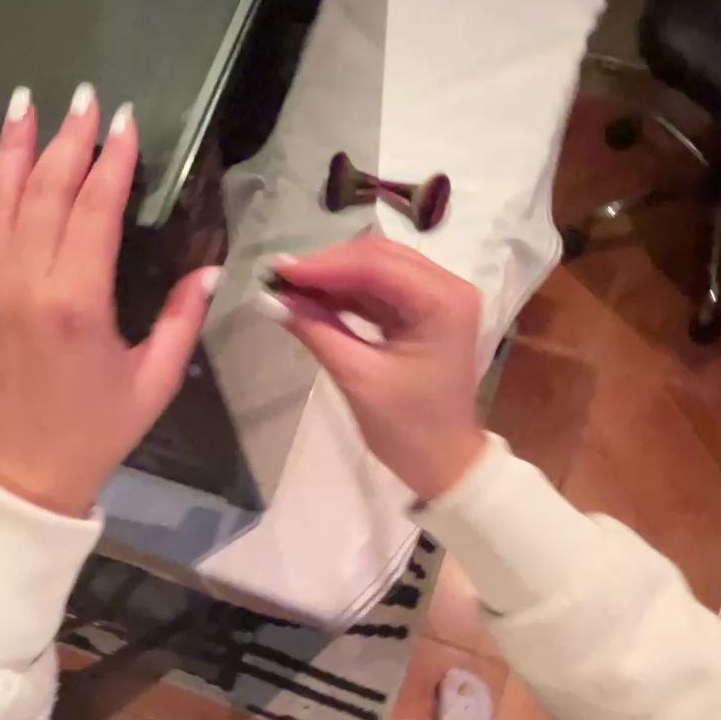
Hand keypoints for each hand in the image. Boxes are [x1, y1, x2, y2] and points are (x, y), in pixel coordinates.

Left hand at [0, 86, 217, 516]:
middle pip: (45, 194)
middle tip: (84, 100)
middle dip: (68, 141)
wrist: (33, 474)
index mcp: (78, 303)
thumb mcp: (156, 380)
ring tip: (21, 105)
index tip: (127, 123)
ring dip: (8, 151)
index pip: (97, 210)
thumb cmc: (101, 430)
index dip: (114, 162)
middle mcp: (26, 287)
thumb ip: (182, 320)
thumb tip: (210, 268)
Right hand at [273, 236, 486, 500]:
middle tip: (280, 280)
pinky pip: (381, 290)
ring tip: (290, 289)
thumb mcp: (358, 380)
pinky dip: (347, 293)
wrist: (444, 463)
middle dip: (327, 266)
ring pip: (378, 268)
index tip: (278, 271)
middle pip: (378, 256)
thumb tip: (273, 300)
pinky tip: (314, 299)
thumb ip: (318, 332)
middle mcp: (447, 287)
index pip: (376, 265)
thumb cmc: (408, 429)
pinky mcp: (425, 312)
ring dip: (334, 277)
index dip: (323, 265)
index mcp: (442, 302)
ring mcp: (438, 298)